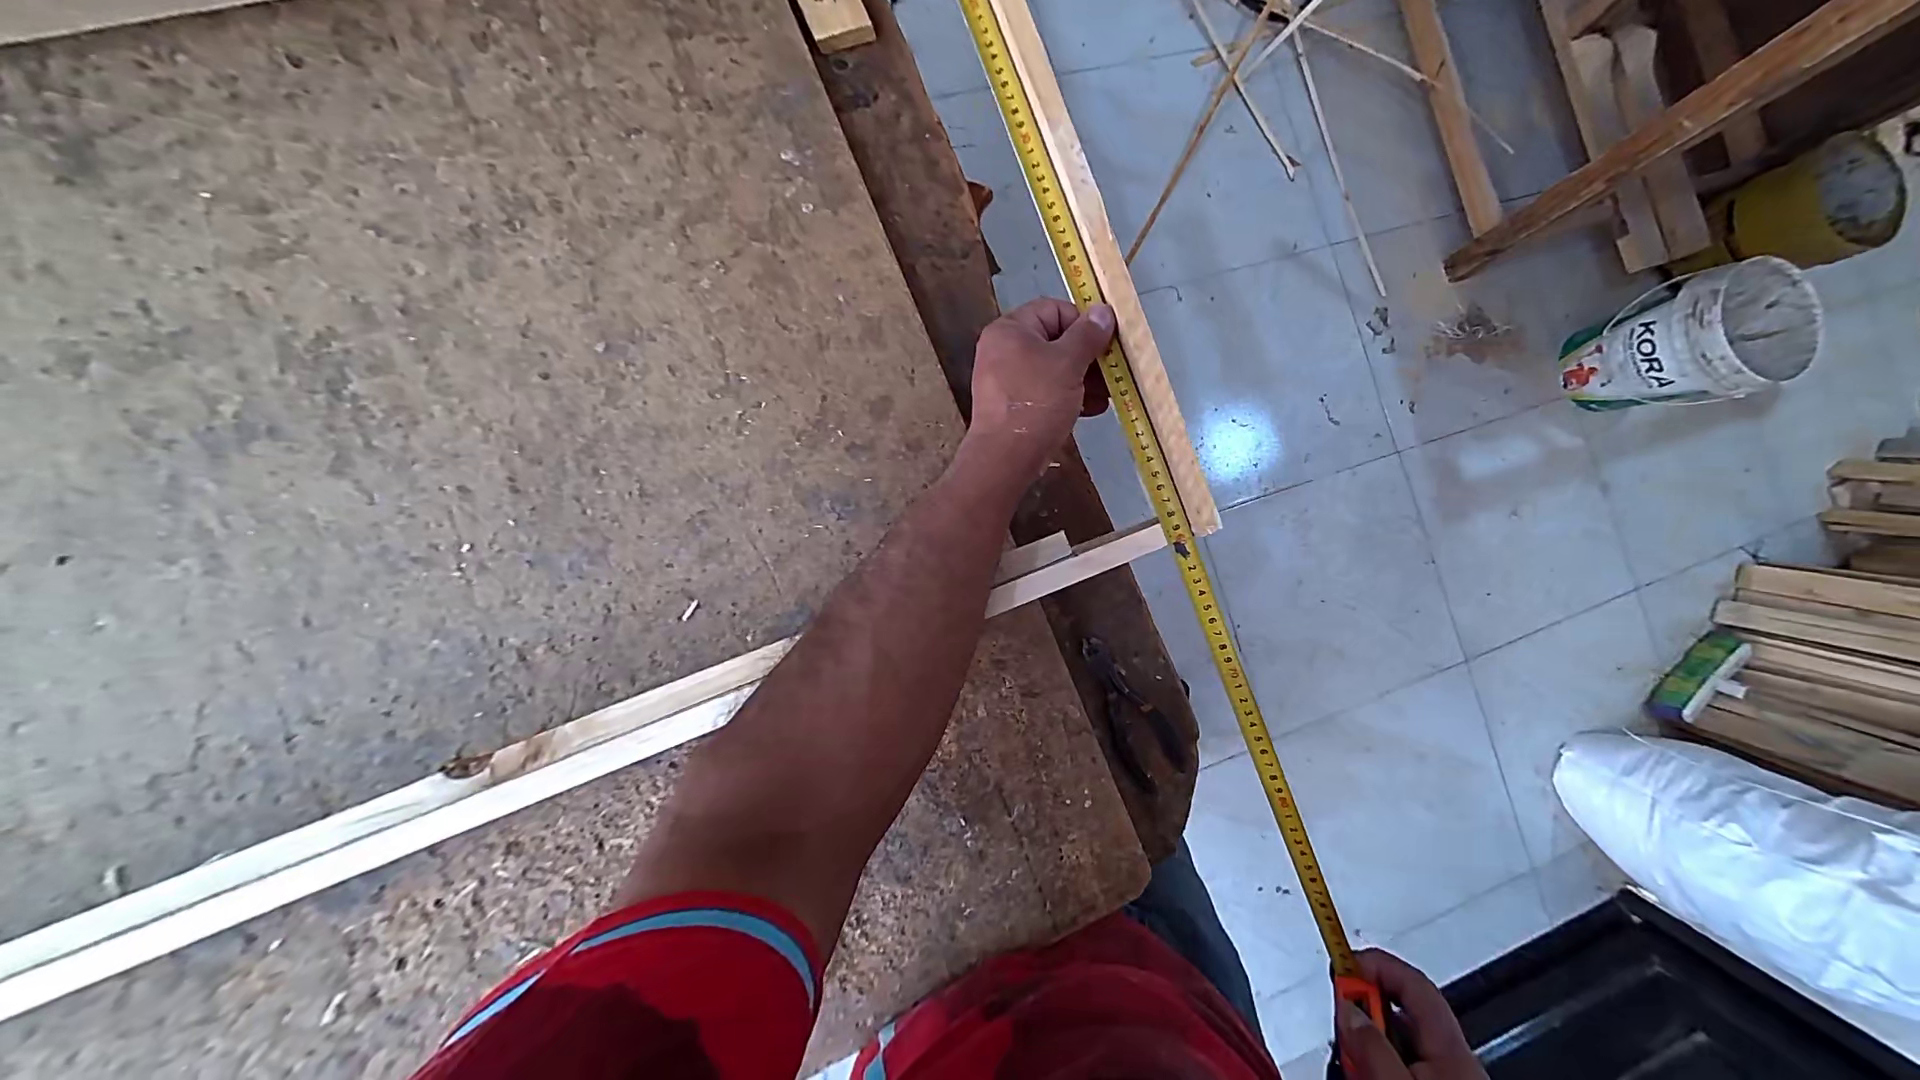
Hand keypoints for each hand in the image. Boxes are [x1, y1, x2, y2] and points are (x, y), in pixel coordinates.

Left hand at [964, 297, 1114, 478]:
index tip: (1104, 344)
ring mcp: (1006, 379)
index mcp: (1010, 330)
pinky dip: (1067, 397)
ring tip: (1106, 396)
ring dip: (1083, 380)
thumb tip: (1103, 312)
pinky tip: (1091, 409)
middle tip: (1111, 373)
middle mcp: (1003, 350)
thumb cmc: (1036, 403)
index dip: (1082, 324)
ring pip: (1053, 369)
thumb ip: (1088, 335)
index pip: (1054, 310)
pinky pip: (1045, 391)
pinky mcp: (1013, 405)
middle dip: (1087, 358)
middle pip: (1055, 341)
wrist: (1006, 458)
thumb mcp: (1068, 364)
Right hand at [1336, 950, 1485, 1079]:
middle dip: (1364, 1006)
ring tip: (1351, 1057)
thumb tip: (1347, 1005)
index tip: (1341, 964)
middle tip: (1341, 1021)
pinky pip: (1401, 1060)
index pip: (1413, 983)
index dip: (1375, 964)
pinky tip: (1365, 1072)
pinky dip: (1377, 1057)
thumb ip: (1371, 1045)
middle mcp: (1454, 1060)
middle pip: (1401, 1008)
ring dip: (1367, 1035)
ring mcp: (1447, 1076)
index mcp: (1453, 1050)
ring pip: (1398, 1036)